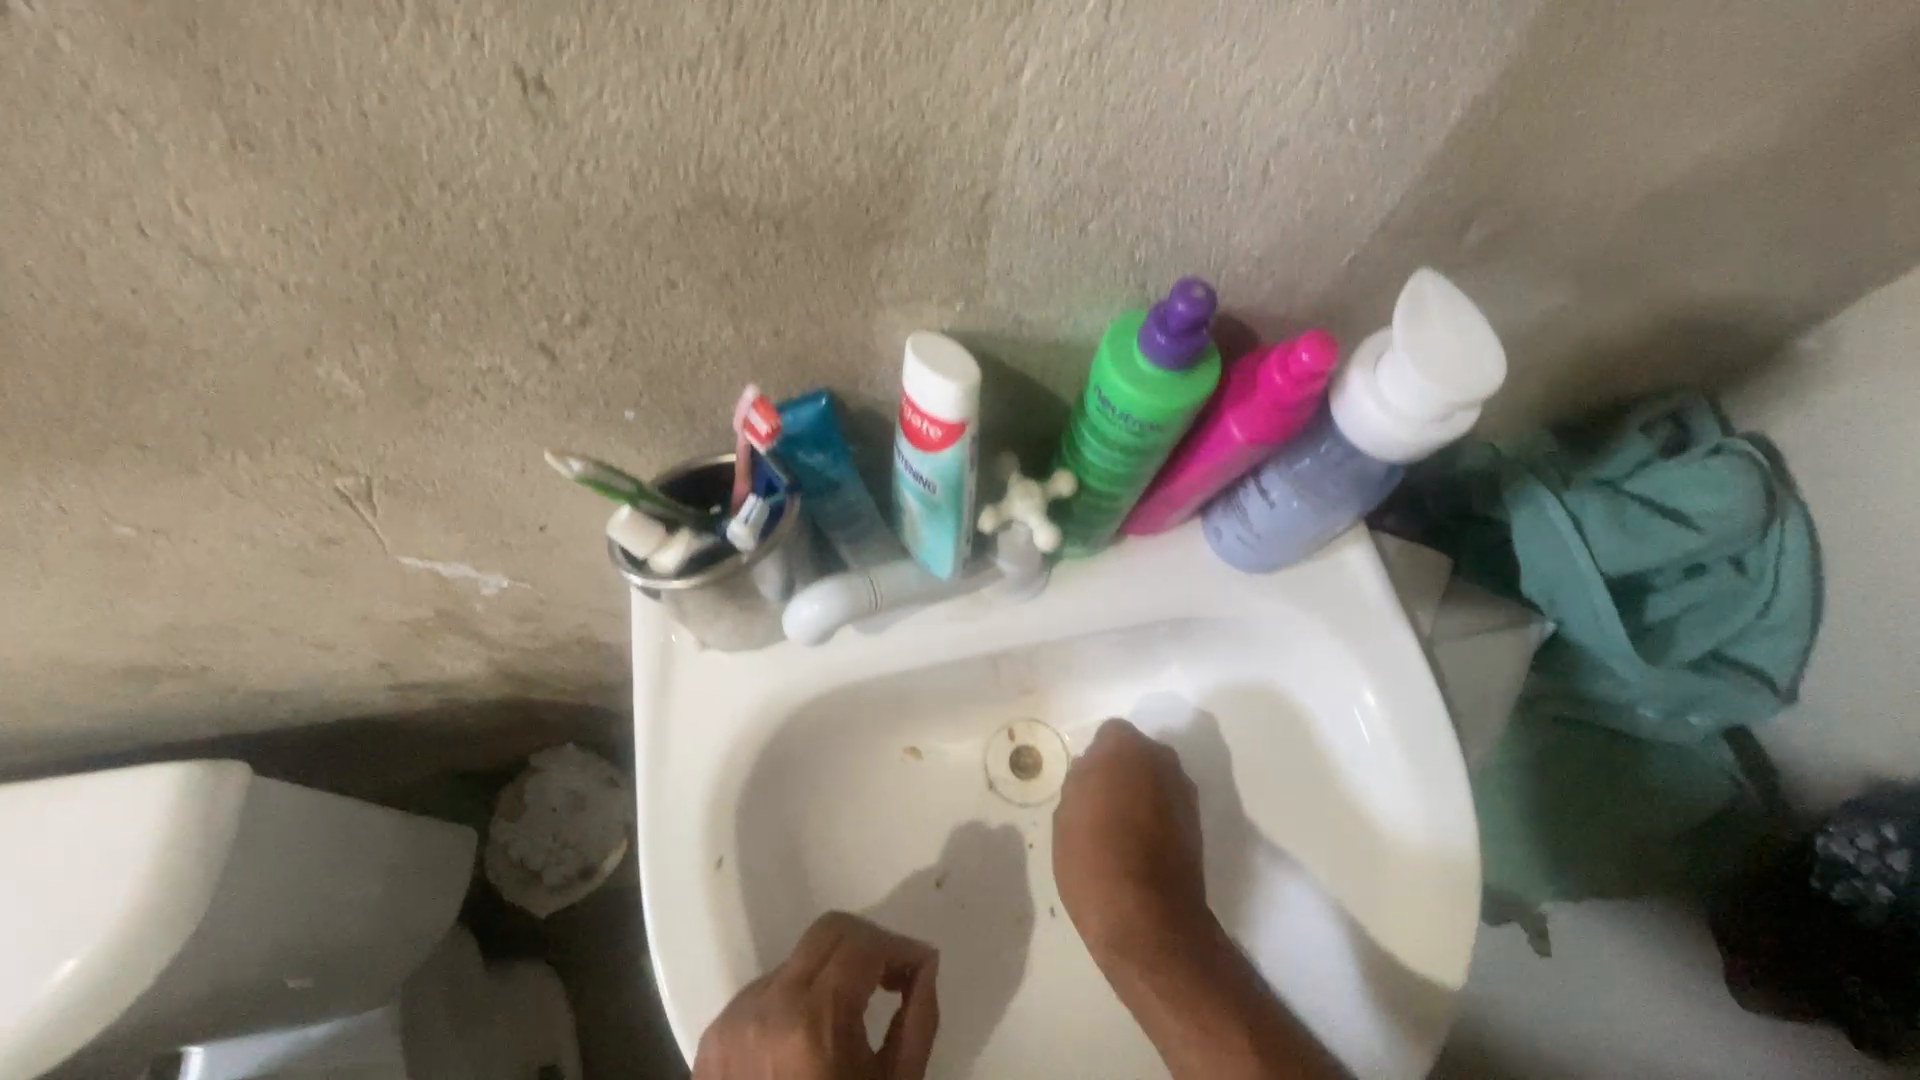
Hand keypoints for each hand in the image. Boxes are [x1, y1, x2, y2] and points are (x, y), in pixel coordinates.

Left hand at [693, 912, 939, 1079]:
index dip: (898, 946)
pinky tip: (810, 1038)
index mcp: (814, 1021)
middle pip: (827, 932)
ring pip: (796, 960)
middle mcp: (766, 1006)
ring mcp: (733, 1020)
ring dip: (832, 973)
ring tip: (851, 1016)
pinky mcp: (711, 1037)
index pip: (861, 942)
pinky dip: (797, 998)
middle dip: (869, 946)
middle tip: (893, 978)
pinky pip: (765, 991)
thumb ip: (919, 1015)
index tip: (919, 967)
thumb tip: (924, 962)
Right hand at [1052, 719, 1210, 962]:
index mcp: (1125, 749)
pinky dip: (1155, 817)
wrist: (1146, 918)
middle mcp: (1162, 761)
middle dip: (1121, 771)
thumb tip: (1092, 775)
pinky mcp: (1197, 825)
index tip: (1084, 786)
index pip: (1109, 735)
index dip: (1095, 758)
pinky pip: (1168, 806)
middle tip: (1098, 805)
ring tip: (1118, 831)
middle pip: (1137, 754)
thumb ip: (1081, 783)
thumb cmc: (1092, 859)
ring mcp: (1184, 793)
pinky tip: (1137, 847)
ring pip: (1155, 780)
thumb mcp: (1065, 816)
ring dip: (1140, 794)